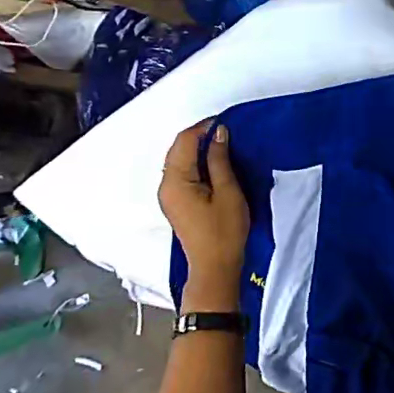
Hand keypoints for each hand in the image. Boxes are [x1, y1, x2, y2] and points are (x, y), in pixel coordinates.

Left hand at [159, 120, 249, 313]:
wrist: (215, 270)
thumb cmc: (224, 231)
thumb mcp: (228, 191)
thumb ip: (220, 159)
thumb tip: (217, 132)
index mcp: (175, 180)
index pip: (184, 140)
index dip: (203, 127)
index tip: (226, 122)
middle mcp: (165, 185)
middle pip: (177, 148)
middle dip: (199, 136)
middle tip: (226, 133)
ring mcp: (168, 195)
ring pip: (178, 159)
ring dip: (197, 149)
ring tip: (223, 146)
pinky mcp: (175, 202)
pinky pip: (181, 172)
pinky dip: (195, 162)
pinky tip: (214, 164)